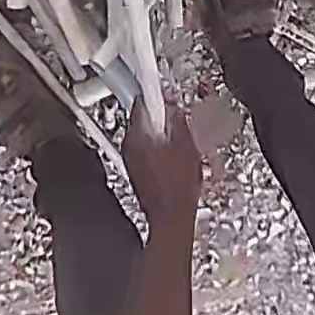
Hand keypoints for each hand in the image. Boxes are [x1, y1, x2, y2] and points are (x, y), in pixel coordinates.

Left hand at [124, 106, 202, 224]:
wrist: (172, 218)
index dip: (156, 96)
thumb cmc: (178, 187)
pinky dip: (157, 149)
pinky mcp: (135, 170)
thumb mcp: (186, 145)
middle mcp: (128, 145)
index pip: (141, 102)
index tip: (165, 95)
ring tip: (178, 145)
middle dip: (160, 118)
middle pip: (142, 119)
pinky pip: (144, 150)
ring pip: (144, 135)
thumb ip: (177, 119)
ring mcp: (129, 159)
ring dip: (159, 134)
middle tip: (177, 122)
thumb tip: (172, 106)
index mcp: (138, 135)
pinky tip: (173, 159)